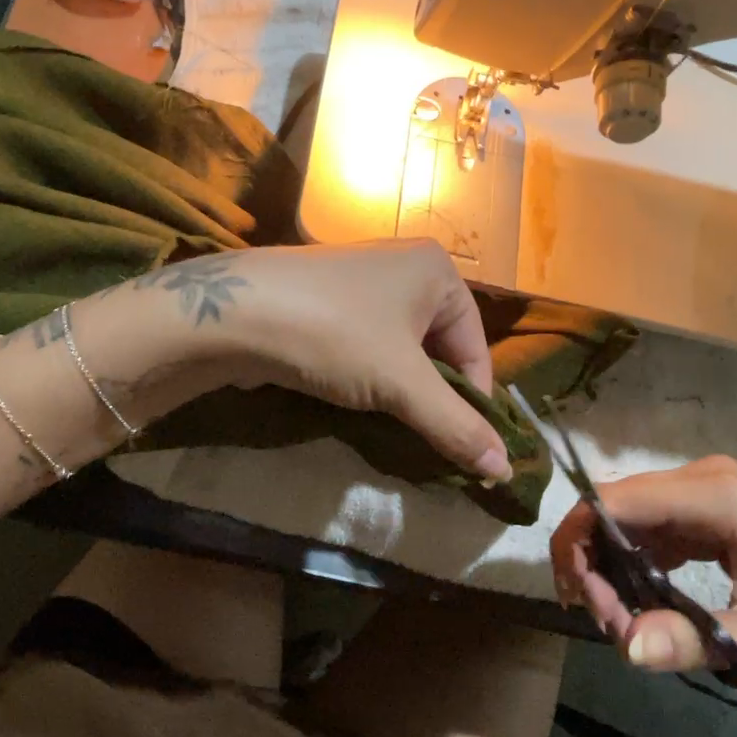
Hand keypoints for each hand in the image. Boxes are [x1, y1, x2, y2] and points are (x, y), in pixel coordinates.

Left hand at [192, 240, 511, 480]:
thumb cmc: (334, 335)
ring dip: (397, 391)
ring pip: (397, 351)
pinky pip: (362, 347)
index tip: (462, 449)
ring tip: (388, 427)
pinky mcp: (323, 304)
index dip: (472, 402)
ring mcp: (358, 283)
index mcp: (436, 269)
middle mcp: (401, 267)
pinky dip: (364, 378)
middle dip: (431, 397)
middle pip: (436, 349)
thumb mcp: (402, 383)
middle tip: (422, 441)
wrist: (233, 313)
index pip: (474, 347)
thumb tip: (504, 469)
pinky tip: (353, 405)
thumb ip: (455, 426)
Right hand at [551, 456, 736, 700]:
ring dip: (612, 566)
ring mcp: (711, 492)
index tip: (583, 605)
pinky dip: (636, 563)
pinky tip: (643, 603)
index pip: (613, 501)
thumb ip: (693, 641)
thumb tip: (626, 648)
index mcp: (719, 495)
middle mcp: (706, 479)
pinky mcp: (715, 512)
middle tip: (607, 625)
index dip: (582, 547)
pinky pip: (652, 527)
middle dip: (594, 563)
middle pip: (615, 507)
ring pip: (628, 517)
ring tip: (622, 621)